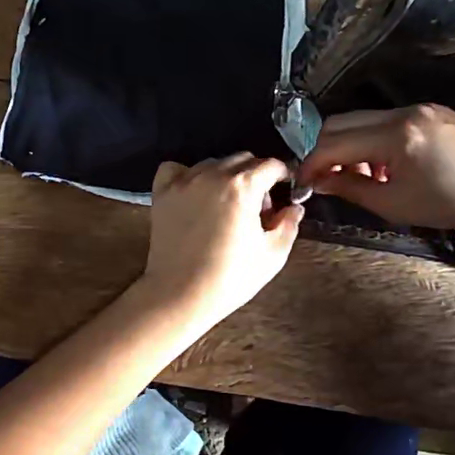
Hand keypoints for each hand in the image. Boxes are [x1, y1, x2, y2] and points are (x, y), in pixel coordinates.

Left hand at [139, 153, 302, 326]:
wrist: (180, 294)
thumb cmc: (231, 278)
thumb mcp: (273, 254)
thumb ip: (288, 223)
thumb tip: (293, 207)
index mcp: (243, 187)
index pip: (270, 165)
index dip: (282, 176)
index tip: (283, 191)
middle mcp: (212, 175)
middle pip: (242, 160)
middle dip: (255, 177)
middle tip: (256, 207)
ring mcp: (183, 182)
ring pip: (212, 163)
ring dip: (224, 176)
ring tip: (226, 205)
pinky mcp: (161, 193)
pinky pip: (175, 168)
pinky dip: (187, 175)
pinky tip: (194, 194)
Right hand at [297, 105, 454, 238]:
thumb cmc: (453, 204)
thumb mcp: (393, 204)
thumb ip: (349, 188)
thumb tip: (318, 182)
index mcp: (395, 136)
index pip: (334, 143)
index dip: (311, 163)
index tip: (302, 182)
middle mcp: (405, 112)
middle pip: (341, 123)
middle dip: (324, 150)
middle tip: (321, 178)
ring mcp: (420, 108)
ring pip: (362, 120)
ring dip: (348, 145)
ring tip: (356, 177)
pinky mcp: (432, 112)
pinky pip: (386, 121)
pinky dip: (371, 141)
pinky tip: (382, 166)